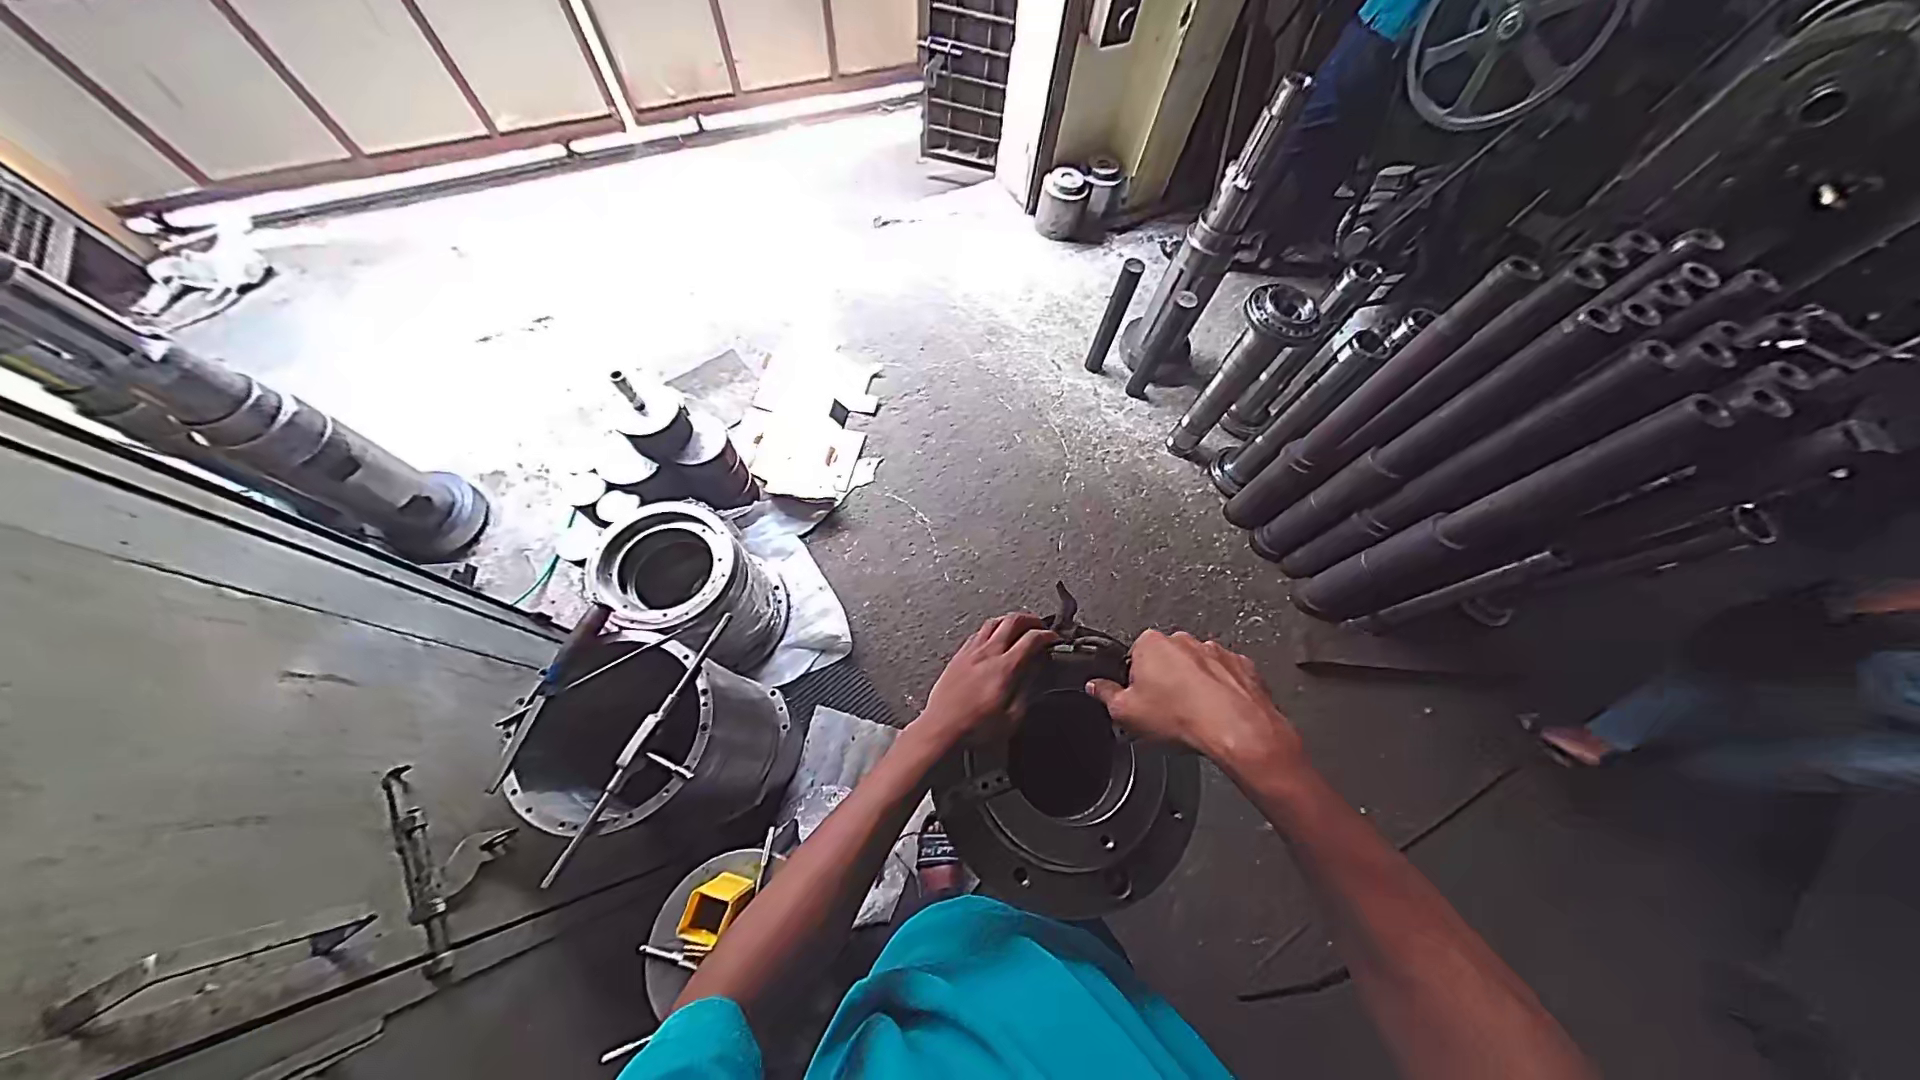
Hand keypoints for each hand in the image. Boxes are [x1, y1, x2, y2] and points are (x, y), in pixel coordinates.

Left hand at [918, 613, 1058, 747]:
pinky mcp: (959, 656)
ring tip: (1019, 627)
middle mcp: (987, 654)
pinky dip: (991, 630)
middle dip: (1032, 620)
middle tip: (1040, 626)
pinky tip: (993, 638)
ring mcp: (971, 652)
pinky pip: (977, 633)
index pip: (1032, 639)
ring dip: (1010, 620)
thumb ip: (1027, 693)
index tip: (1053, 639)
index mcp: (1004, 669)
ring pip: (994, 622)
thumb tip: (1035, 676)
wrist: (941, 727)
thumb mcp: (1011, 718)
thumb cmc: (972, 727)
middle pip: (1013, 620)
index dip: (1048, 636)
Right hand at [1086, 630, 1304, 777]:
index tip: (1138, 702)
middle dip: (1164, 684)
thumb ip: (1105, 694)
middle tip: (1164, 713)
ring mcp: (1215, 652)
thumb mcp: (1125, 712)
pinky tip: (1215, 717)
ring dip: (1193, 689)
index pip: (1132, 658)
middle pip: (1164, 662)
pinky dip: (1220, 695)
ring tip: (1192, 719)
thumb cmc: (1185, 717)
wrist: (1238, 730)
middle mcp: (1184, 641)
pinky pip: (1225, 680)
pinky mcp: (1241, 668)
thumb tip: (1096, 687)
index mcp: (1151, 644)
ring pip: (1196, 670)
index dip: (1133, 685)